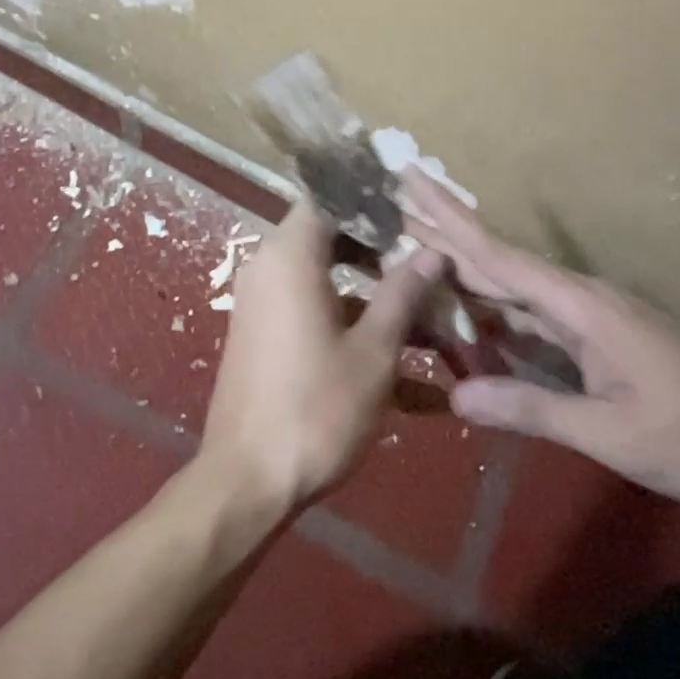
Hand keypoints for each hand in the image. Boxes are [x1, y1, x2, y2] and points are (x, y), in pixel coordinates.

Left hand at [200, 200, 445, 506]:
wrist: (248, 480)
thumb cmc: (316, 409)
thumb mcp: (373, 352)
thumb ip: (402, 294)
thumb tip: (431, 253)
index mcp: (289, 256)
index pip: (329, 198)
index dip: (373, 201)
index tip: (417, 213)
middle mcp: (267, 269)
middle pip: (329, 237)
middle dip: (382, 249)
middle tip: (431, 262)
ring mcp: (262, 305)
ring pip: (325, 280)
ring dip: (373, 294)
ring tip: (431, 314)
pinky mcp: (264, 338)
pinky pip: (312, 312)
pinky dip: (351, 323)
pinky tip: (405, 365)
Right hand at [403, 168, 679, 504]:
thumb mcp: (613, 434)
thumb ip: (533, 410)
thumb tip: (456, 395)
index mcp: (582, 307)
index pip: (499, 255)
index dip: (449, 219)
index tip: (410, 177)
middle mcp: (584, 298)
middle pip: (500, 259)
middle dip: (445, 232)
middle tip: (391, 207)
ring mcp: (596, 317)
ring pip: (516, 285)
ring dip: (465, 266)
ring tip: (415, 248)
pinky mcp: (604, 337)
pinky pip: (535, 312)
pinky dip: (495, 303)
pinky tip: (473, 306)